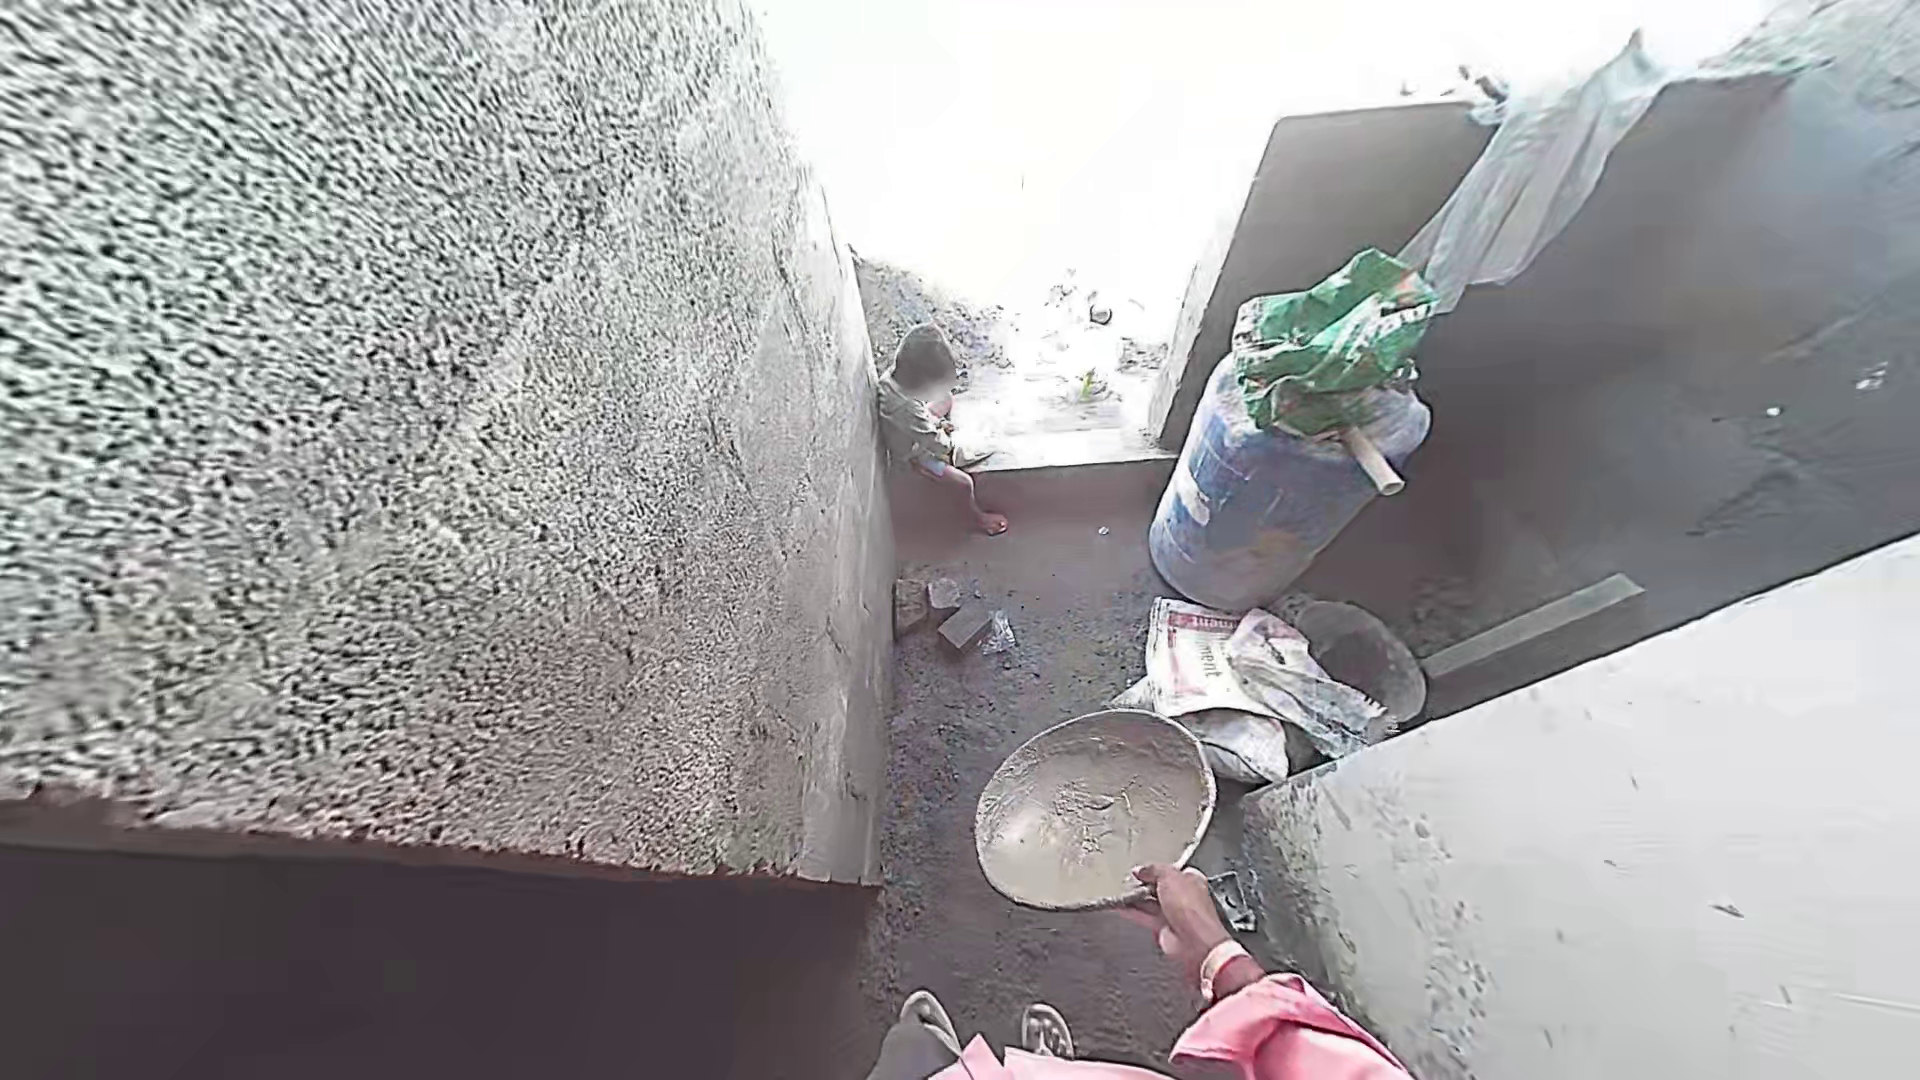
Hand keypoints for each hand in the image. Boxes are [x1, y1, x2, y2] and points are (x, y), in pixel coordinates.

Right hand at [1125, 864, 1232, 982]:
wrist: (1194, 943)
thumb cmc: (1191, 908)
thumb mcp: (1168, 876)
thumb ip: (1152, 870)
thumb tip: (1140, 870)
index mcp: (1191, 880)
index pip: (1170, 870)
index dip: (1156, 868)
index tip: (1142, 868)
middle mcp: (1184, 897)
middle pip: (1159, 887)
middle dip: (1144, 883)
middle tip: (1130, 879)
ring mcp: (1174, 914)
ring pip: (1150, 902)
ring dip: (1136, 897)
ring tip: (1120, 890)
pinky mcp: (1164, 929)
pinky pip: (1145, 916)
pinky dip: (1132, 911)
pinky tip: (1120, 905)